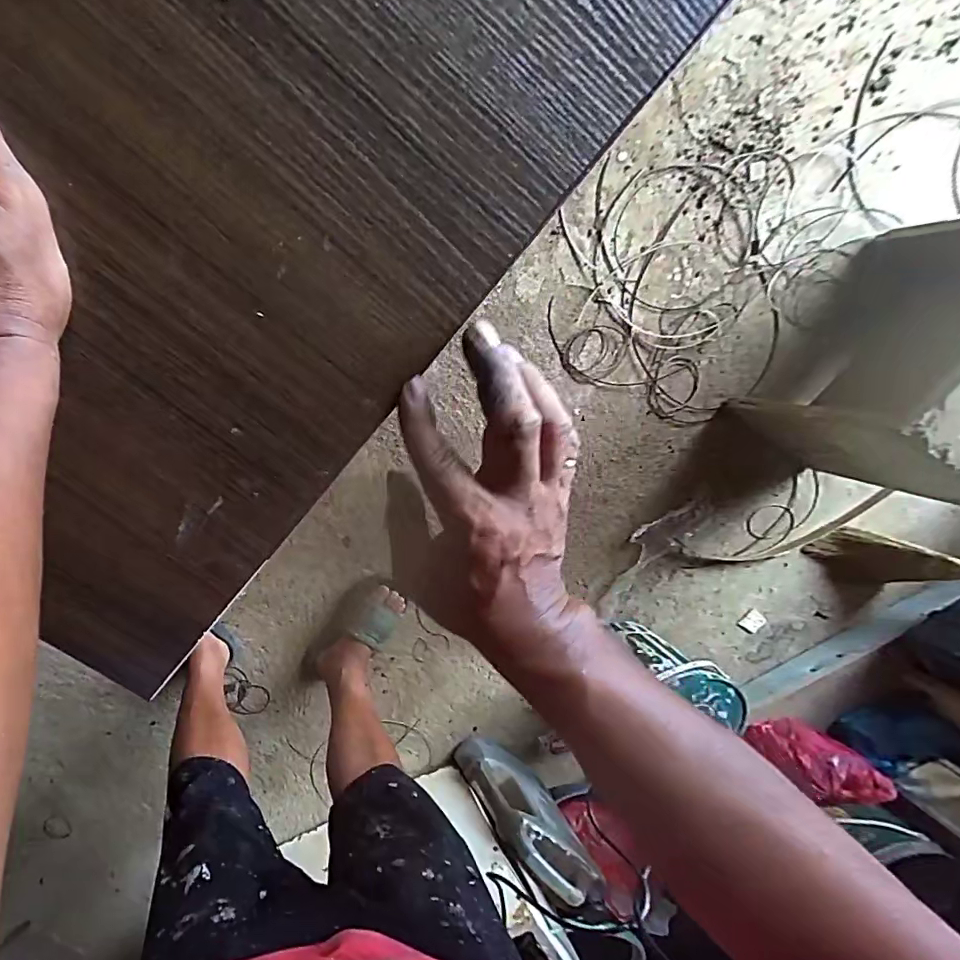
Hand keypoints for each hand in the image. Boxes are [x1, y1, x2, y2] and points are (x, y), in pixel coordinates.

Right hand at [393, 322, 583, 666]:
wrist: (530, 625)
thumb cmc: (467, 602)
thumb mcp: (418, 570)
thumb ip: (404, 521)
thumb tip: (393, 481)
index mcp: (473, 522)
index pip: (442, 462)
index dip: (423, 422)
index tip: (410, 383)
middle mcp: (516, 500)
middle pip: (514, 426)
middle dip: (496, 375)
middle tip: (477, 334)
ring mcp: (547, 494)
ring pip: (550, 425)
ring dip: (528, 381)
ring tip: (504, 349)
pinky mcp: (561, 492)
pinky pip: (566, 441)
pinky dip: (552, 407)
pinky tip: (536, 386)